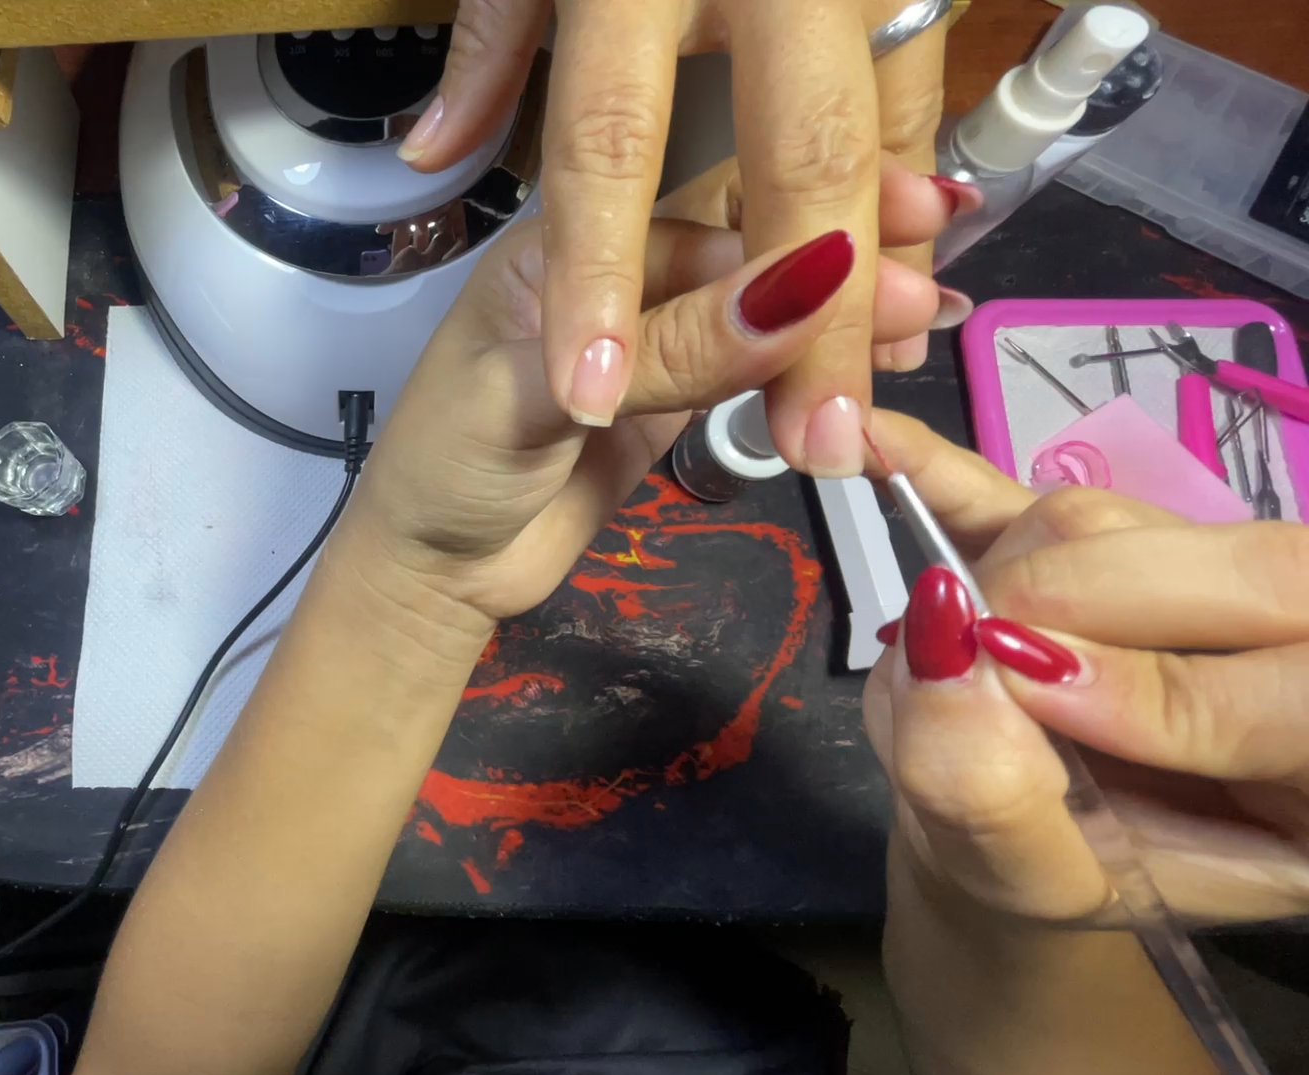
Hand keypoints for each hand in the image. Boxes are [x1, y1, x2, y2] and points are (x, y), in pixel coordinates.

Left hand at [340, 168, 947, 621]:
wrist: (437, 570)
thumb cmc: (448, 470)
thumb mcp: (532, 399)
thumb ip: (661, 352)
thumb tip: (813, 281)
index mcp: (558, 253)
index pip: (689, 220)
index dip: (784, 234)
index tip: (883, 250)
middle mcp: (605, 285)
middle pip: (732, 257)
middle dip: (826, 270)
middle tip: (922, 290)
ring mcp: (640, 347)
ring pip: (749, 315)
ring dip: (828, 320)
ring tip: (918, 326)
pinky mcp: (663, 405)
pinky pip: (745, 375)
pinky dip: (801, 371)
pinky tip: (862, 370)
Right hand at [862, 411, 1308, 925]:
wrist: (1026, 832)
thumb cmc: (1043, 872)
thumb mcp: (1025, 873)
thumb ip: (988, 791)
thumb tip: (946, 653)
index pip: (1305, 686)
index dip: (1155, 686)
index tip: (1018, 689)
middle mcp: (1300, 641)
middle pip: (1215, 563)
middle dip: (1058, 607)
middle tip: (959, 660)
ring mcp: (1188, 570)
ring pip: (1100, 517)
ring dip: (1000, 574)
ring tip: (947, 651)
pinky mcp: (1080, 540)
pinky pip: (1006, 487)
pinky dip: (936, 467)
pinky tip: (871, 443)